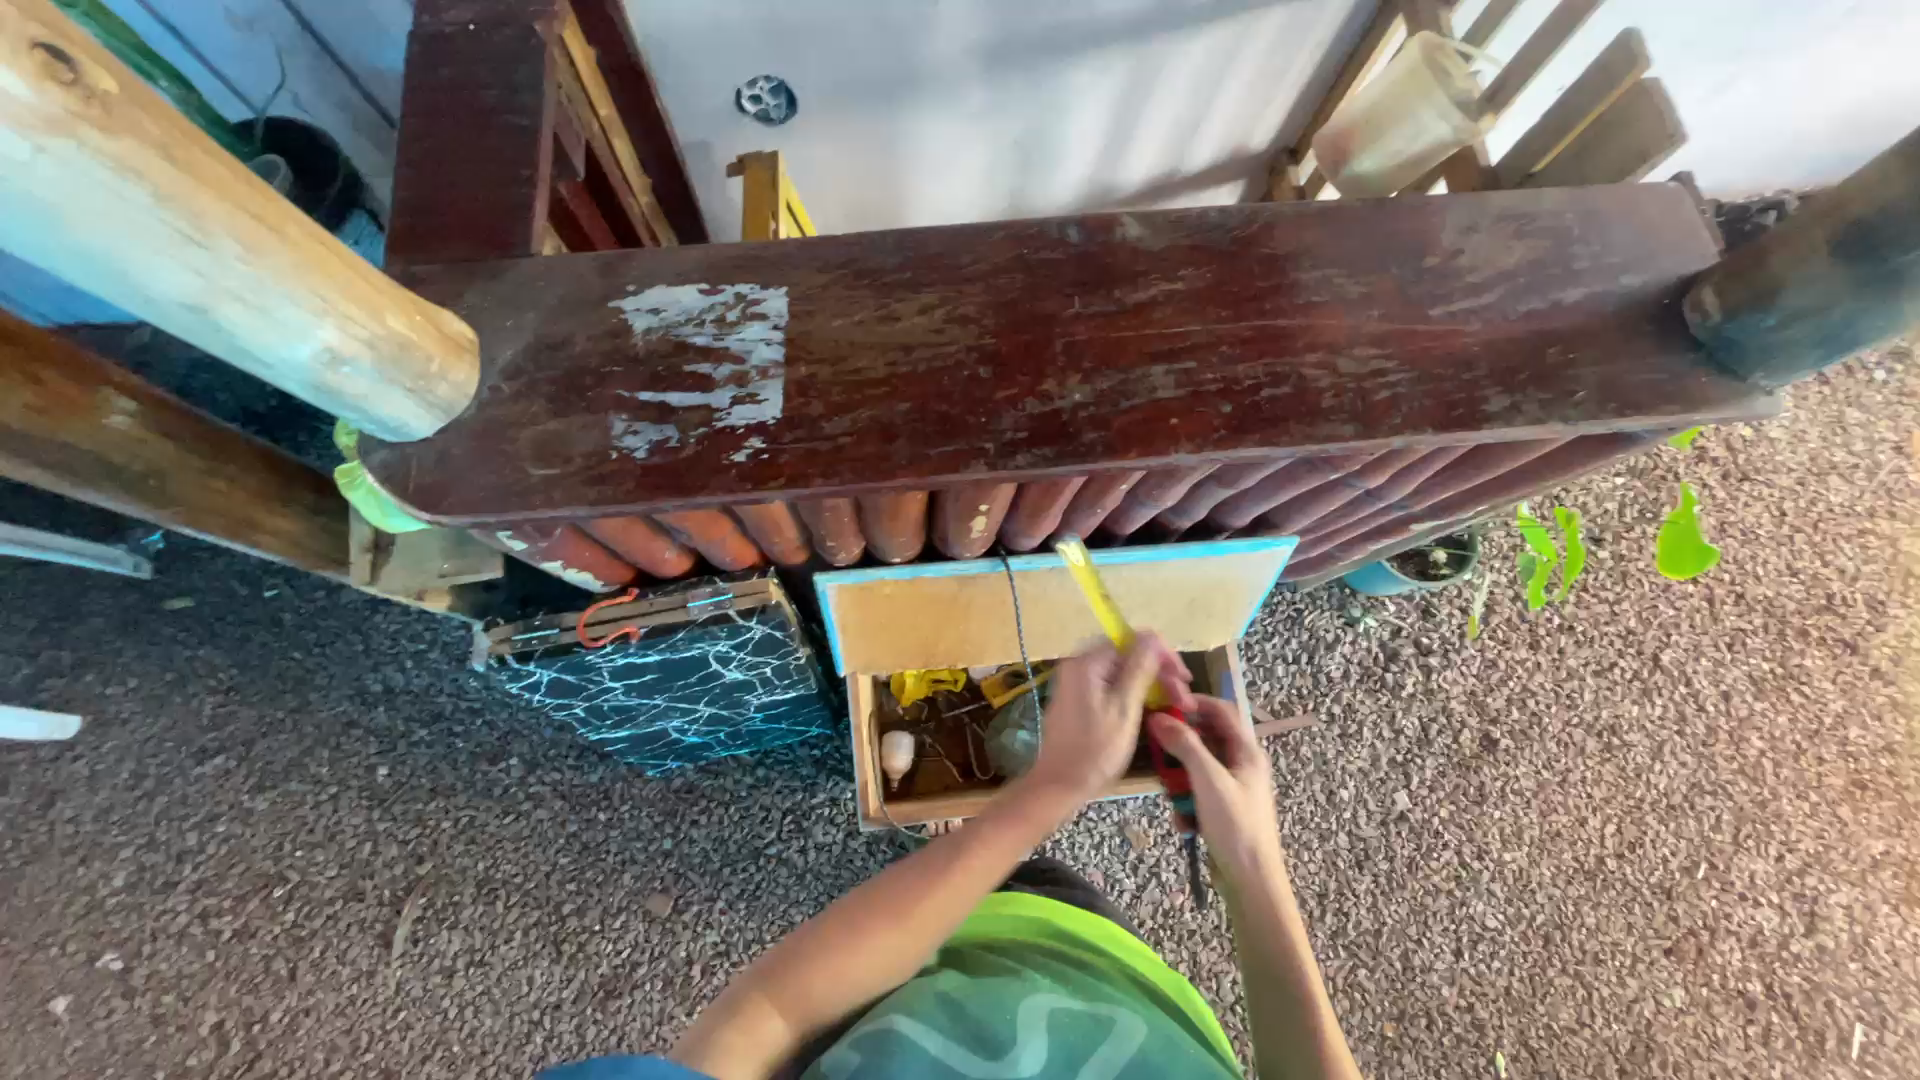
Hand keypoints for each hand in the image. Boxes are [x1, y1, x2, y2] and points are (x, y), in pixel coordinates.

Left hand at [1027, 632, 1195, 802]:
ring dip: (1150, 684)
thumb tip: (1153, 635)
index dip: (1163, 656)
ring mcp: (1077, 683)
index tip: (1184, 680)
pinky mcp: (1079, 699)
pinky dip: (1133, 694)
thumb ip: (1140, 668)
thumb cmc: (1096, 749)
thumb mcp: (1124, 707)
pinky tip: (1150, 709)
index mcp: (1088, 663)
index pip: (1133, 640)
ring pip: (1122, 672)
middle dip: (1159, 672)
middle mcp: (1079, 665)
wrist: (1060, 784)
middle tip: (1184, 699)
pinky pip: (1111, 685)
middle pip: (1128, 654)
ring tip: (1175, 705)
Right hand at [1147, 697, 1284, 887]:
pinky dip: (1186, 803)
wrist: (1251, 882)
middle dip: (1180, 747)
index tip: (1165, 706)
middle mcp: (1241, 764)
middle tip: (1159, 754)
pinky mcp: (1221, 809)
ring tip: (1173, 798)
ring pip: (1196, 767)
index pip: (1221, 710)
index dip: (1194, 703)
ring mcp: (1232, 788)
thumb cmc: (1235, 826)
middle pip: (1205, 738)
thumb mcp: (1208, 780)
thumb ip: (1184, 745)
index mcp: (1246, 751)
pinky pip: (1196, 792)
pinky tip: (1184, 822)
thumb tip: (1159, 717)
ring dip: (1180, 781)